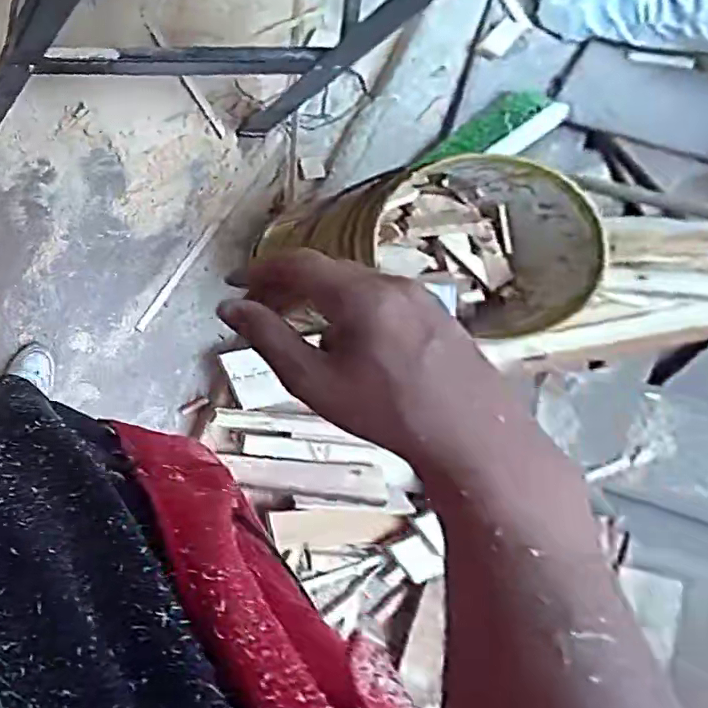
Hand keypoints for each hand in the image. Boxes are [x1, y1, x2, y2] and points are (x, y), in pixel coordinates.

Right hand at [218, 249, 548, 478]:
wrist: (478, 443)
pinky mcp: (436, 314)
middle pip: (324, 269)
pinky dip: (342, 303)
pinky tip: (335, 336)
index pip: (297, 263)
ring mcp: (419, 297)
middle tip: (254, 308)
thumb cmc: (386, 413)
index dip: (258, 270)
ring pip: (350, 282)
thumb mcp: (311, 379)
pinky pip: (375, 295)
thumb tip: (229, 307)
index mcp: (360, 295)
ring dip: (312, 294)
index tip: (232, 283)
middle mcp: (391, 285)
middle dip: (282, 284)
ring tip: (288, 322)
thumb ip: (266, 337)